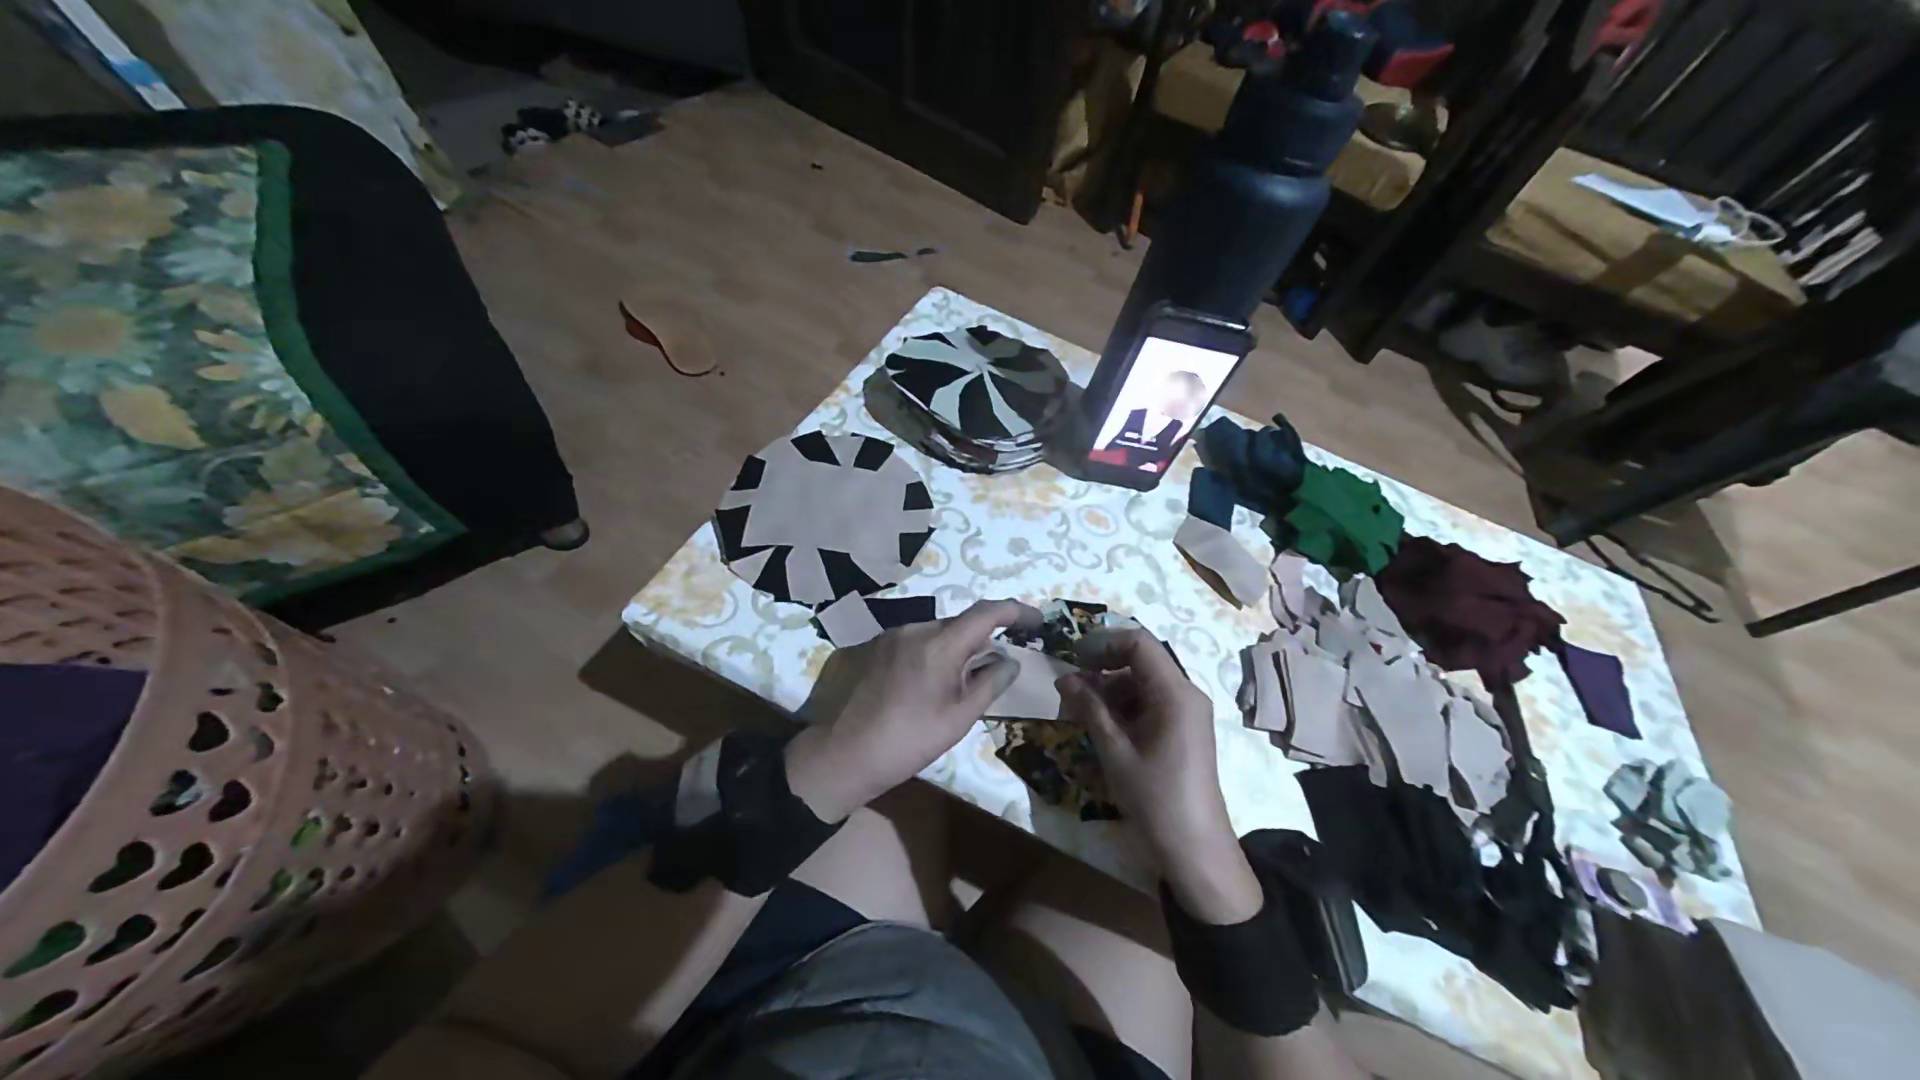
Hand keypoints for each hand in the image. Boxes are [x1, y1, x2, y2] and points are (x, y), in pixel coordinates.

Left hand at [785, 599, 1038, 821]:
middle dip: (980, 640)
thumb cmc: (907, 741)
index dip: (1016, 611)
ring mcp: (887, 637)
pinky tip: (920, 688)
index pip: (987, 612)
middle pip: (958, 625)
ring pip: (932, 634)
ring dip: (951, 650)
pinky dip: (926, 656)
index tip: (1036, 621)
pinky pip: (909, 644)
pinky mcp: (869, 649)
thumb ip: (989, 683)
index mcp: (940, 643)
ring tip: (953, 686)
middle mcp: (913, 629)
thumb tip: (1009, 662)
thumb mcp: (958, 718)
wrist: (840, 755)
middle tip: (994, 668)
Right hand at [1058, 629, 1261, 923]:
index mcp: (1175, 693)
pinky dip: (1122, 705)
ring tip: (1078, 710)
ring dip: (1108, 688)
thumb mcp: (1114, 750)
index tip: (1072, 658)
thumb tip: (1064, 678)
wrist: (1194, 846)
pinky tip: (1099, 724)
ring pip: (1141, 681)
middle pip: (1140, 660)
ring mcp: (1186, 711)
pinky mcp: (1182, 727)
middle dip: (1102, 668)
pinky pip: (1149, 701)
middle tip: (1069, 689)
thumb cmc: (1154, 796)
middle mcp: (1186, 693)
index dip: (1103, 643)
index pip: (1138, 643)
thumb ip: (1089, 707)